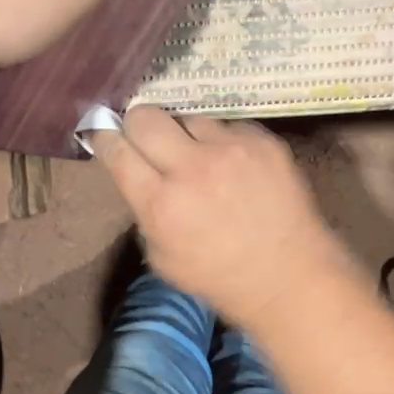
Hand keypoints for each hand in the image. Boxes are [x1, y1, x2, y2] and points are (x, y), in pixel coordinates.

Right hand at [93, 107, 358, 328]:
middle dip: (138, 124)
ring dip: (185, 135)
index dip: (105, 138)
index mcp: (160, 203)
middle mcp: (192, 168)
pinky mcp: (263, 142)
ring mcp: (230, 150)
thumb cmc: (219, 276)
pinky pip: (228, 127)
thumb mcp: (162, 257)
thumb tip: (138, 176)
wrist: (288, 276)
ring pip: (189, 118)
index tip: (104, 134)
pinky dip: (224, 143)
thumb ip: (145, 211)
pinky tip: (234, 167)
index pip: (116, 149)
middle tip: (147, 138)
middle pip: (145, 117)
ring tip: (199, 158)